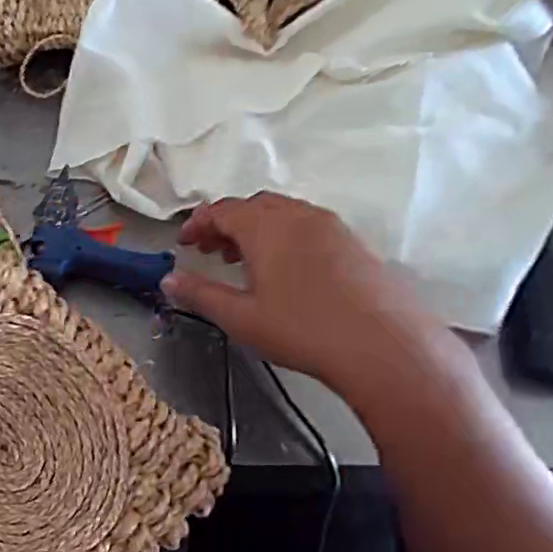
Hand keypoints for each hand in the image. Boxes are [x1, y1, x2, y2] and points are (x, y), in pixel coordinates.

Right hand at [161, 192, 454, 409]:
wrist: (383, 345)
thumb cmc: (302, 329)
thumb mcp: (240, 317)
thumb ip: (200, 294)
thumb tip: (169, 279)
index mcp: (266, 226)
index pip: (223, 210)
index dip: (198, 223)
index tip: (184, 243)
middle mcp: (299, 215)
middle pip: (253, 206)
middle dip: (226, 224)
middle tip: (209, 251)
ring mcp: (331, 226)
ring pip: (283, 213)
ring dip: (255, 229)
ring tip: (242, 261)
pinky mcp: (353, 242)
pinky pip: (307, 226)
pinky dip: (283, 236)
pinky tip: (283, 270)